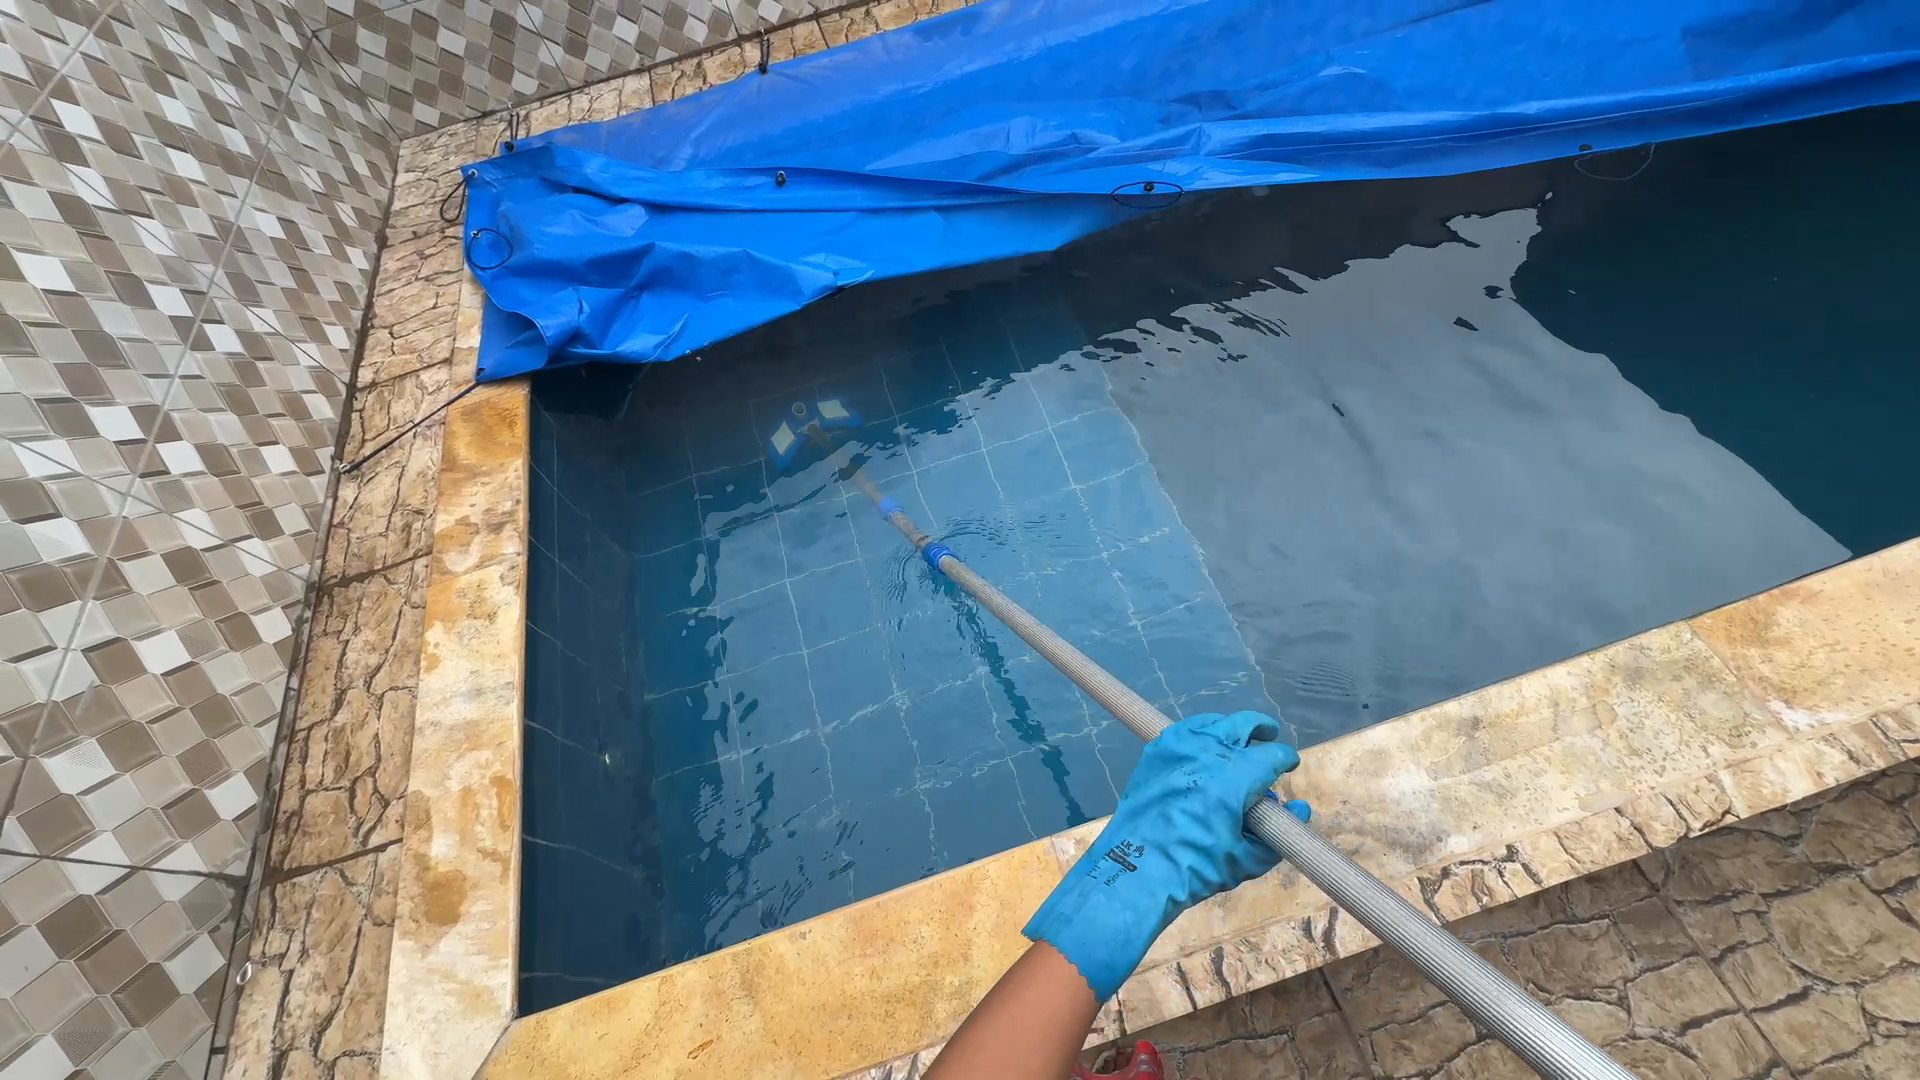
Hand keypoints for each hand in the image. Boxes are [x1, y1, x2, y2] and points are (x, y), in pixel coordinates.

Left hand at [1022, 711, 1309, 1000]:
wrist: (1140, 865)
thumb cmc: (1197, 865)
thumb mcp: (1249, 857)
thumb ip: (1279, 831)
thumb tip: (1300, 808)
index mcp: (1235, 776)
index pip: (1271, 755)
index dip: (1285, 758)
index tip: (1289, 763)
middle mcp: (1208, 751)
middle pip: (1243, 724)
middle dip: (1261, 729)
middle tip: (1268, 736)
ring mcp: (1178, 747)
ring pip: (1212, 722)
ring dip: (1229, 728)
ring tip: (1236, 740)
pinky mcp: (1156, 751)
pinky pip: (1184, 729)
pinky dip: (1200, 731)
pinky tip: (1204, 745)